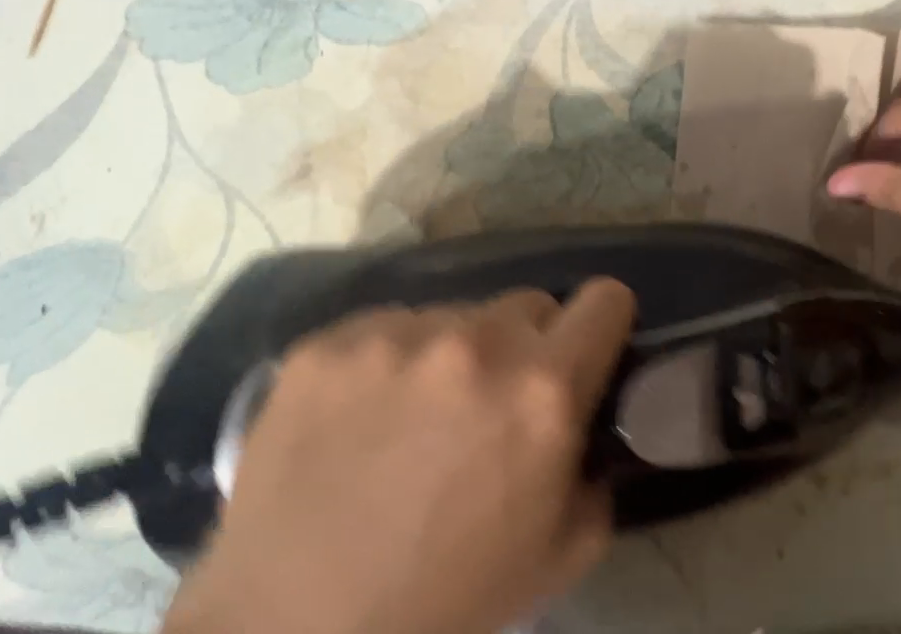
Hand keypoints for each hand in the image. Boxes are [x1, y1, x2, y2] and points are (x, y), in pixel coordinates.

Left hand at [162, 279, 635, 633]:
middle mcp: (478, 344)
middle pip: (529, 306)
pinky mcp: (327, 345)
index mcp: (545, 389)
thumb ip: (597, 474)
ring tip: (413, 420)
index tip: (583, 355)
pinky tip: (359, 421)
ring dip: (452, 356)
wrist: (294, 629)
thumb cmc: (447, 597)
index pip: (605, 299)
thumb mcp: (564, 553)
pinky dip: (386, 363)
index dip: (602, 326)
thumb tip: (585, 431)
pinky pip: (383, 329)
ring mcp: (396, 337)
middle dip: (525, 348)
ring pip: (454, 316)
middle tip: (492, 405)